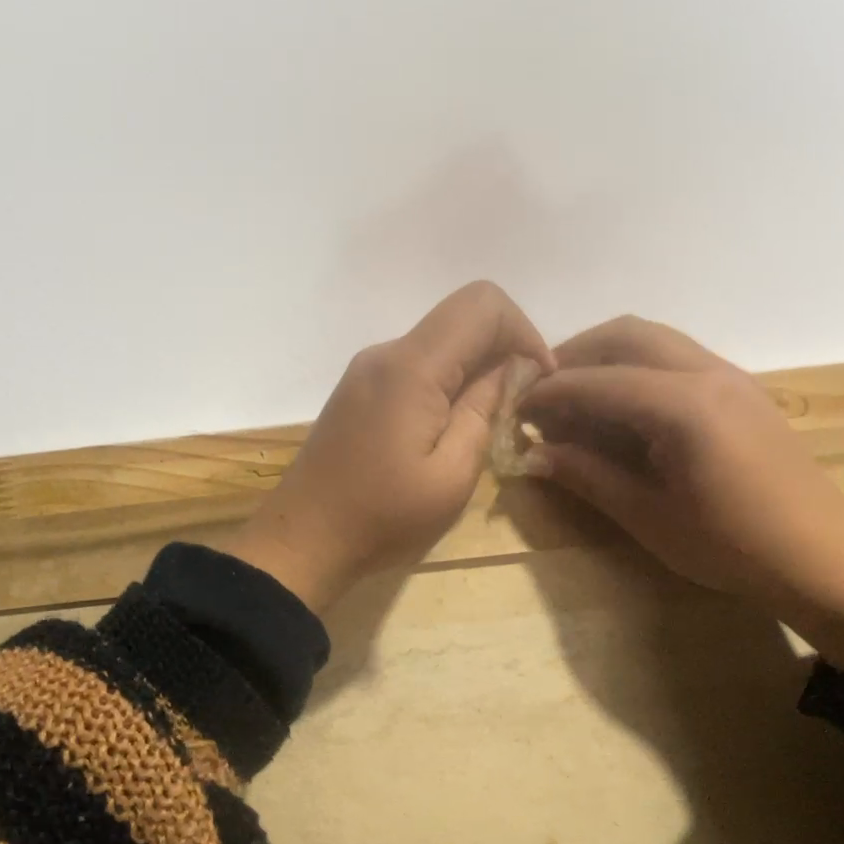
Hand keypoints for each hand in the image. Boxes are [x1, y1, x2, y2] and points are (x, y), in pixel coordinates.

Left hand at [224, 282, 555, 611]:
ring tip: (487, 425)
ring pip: (438, 344)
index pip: (482, 303)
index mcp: (410, 367)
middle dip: (502, 351)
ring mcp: (365, 371)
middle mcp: (385, 354)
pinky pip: (414, 367)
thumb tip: (511, 367)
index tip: (538, 381)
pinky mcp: (357, 391)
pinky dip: (445, 383)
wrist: (304, 540)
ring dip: (473, 371)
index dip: (523, 332)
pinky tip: (448, 430)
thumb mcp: (451, 475)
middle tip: (518, 408)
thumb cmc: (382, 517)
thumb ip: (485, 410)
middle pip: (460, 319)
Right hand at [520, 316, 843, 666]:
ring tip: (574, 401)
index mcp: (684, 406)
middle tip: (541, 393)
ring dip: (606, 358)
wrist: (822, 559)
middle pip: (627, 335)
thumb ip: (587, 475)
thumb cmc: (730, 546)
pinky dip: (636, 369)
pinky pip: (676, 358)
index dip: (549, 393)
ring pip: (654, 340)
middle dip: (575, 356)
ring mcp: (730, 377)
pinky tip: (619, 411)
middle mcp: (708, 374)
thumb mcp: (647, 516)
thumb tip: (532, 454)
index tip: (513, 411)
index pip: (597, 381)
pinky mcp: (740, 390)